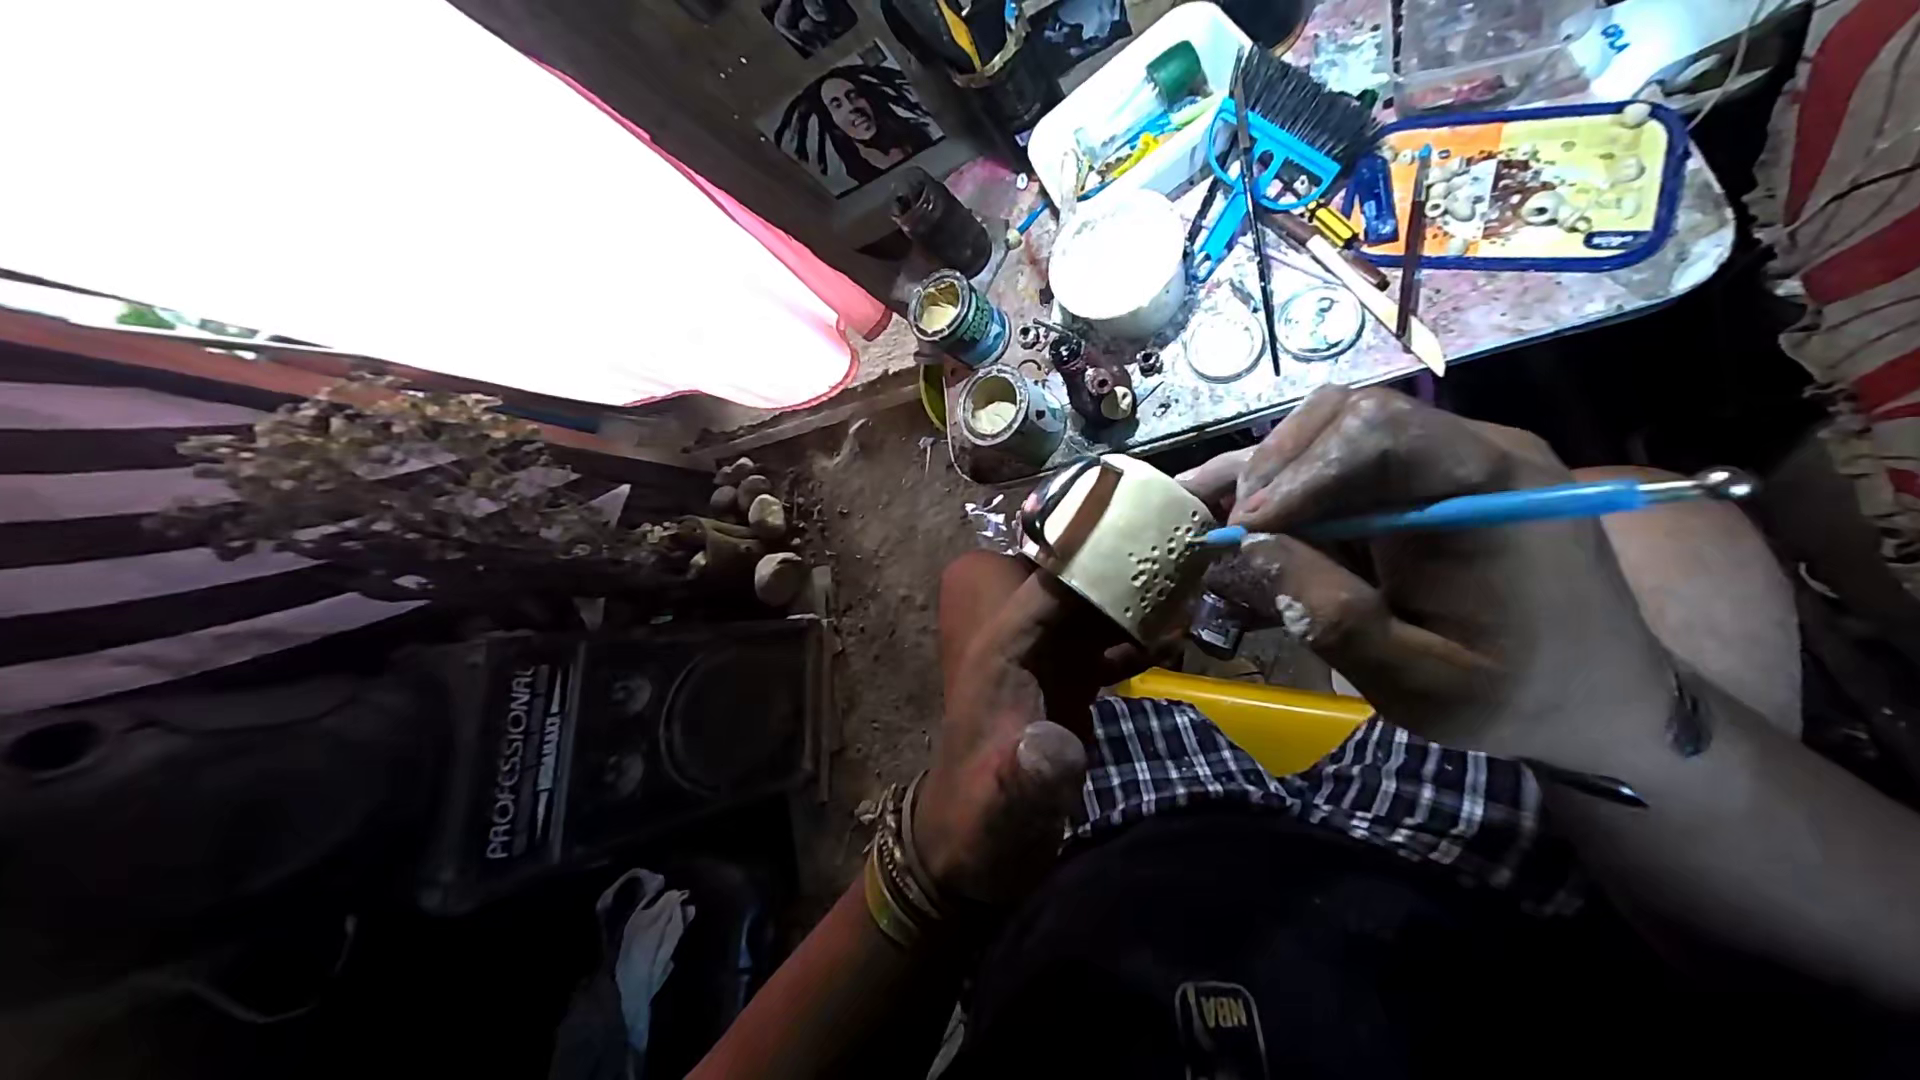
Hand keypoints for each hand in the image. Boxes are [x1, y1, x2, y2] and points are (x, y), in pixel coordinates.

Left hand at [911, 554, 1145, 902]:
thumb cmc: (980, 826)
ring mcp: (1043, 664)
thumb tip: (1053, 745)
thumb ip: (1028, 778)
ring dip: (1131, 596)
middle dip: (1117, 563)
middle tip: (1176, 550)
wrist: (973, 856)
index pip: (1044, 582)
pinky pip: (1101, 644)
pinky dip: (1133, 635)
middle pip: (1071, 584)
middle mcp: (1020, 644)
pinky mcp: (1063, 686)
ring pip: (1090, 609)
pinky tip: (1172, 635)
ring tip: (1184, 582)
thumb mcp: (1004, 808)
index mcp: (999, 652)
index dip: (1088, 550)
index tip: (1141, 523)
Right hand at [1178, 386, 1673, 761]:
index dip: (1300, 472)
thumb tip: (1253, 545)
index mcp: (1489, 490)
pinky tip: (1233, 505)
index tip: (1247, 528)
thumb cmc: (1517, 694)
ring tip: (1214, 514)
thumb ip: (1336, 617)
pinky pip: (1336, 461)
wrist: (1596, 690)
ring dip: (1265, 471)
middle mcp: (1466, 452)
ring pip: (1328, 428)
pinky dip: (1278, 484)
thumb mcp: (1421, 685)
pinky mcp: (1413, 480)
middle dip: (1272, 469)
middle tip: (1230, 530)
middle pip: (1344, 416)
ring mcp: (1439, 459)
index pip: (1381, 433)